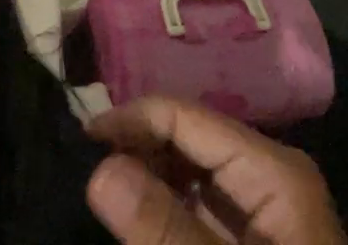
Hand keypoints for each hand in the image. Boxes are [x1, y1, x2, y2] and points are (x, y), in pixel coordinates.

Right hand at [86, 96, 345, 244]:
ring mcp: (258, 205)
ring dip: (142, 180)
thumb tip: (99, 170)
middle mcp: (265, 172)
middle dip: (132, 152)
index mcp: (271, 168)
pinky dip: (161, 208)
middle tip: (81, 179)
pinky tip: (137, 225)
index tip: (76, 151)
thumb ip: (167, 230)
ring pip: (184, 169)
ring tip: (100, 201)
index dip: (125, 123)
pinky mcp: (248, 236)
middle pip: (181, 137)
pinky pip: (194, 203)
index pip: (180, 115)